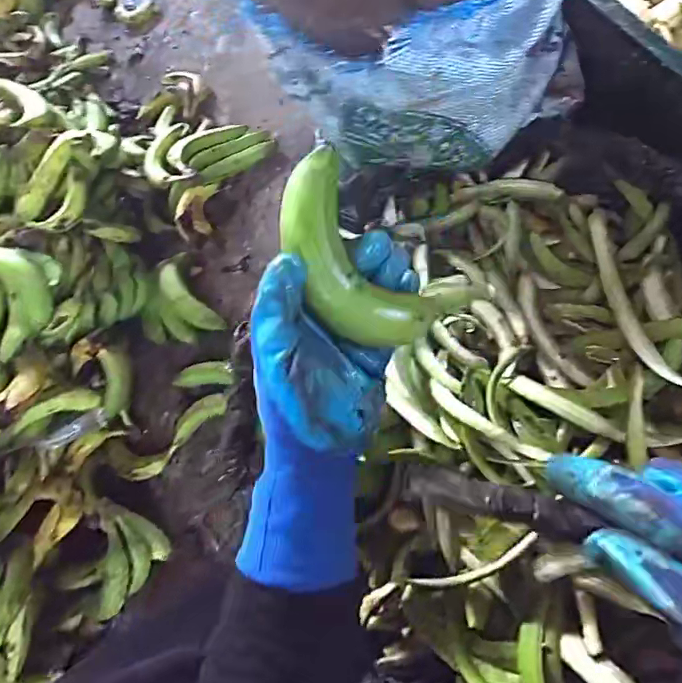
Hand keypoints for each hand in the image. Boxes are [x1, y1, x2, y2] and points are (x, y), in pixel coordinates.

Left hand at [236, 232, 414, 591]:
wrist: (321, 450)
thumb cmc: (286, 401)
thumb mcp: (272, 353)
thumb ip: (275, 309)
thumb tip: (287, 261)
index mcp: (293, 311)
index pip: (310, 268)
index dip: (328, 248)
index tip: (344, 232)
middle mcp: (322, 315)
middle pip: (346, 275)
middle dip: (364, 257)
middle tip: (382, 247)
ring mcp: (350, 330)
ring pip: (372, 291)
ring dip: (386, 273)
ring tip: (397, 262)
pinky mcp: (375, 348)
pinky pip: (390, 317)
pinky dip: (402, 299)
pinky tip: (409, 284)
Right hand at [548, 456, 681, 682]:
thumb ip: (659, 582)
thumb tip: (600, 542)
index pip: (629, 493)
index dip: (585, 480)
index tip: (547, 468)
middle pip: (650, 478)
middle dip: (610, 483)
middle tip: (581, 495)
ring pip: (679, 478)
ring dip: (645, 487)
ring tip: (625, 508)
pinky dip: (680, 490)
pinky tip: (678, 509)